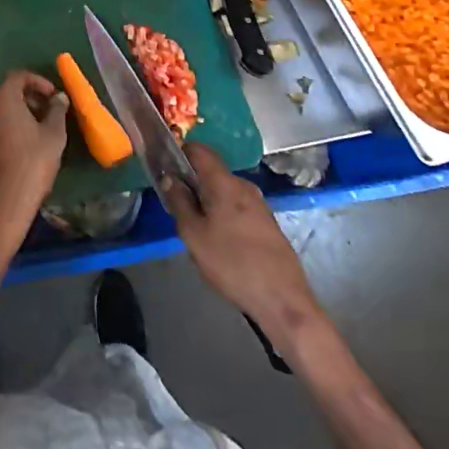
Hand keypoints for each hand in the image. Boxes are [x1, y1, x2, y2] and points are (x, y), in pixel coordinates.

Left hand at [0, 69, 66, 235]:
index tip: (55, 96)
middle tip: (52, 111)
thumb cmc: (33, 161)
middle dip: (32, 96)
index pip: (19, 76)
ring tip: (44, 127)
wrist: (6, 200)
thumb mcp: (54, 133)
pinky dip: (12, 122)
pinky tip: (29, 141)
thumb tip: (59, 98)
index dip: (40, 81)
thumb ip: (57, 110)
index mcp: (3, 98)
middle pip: (9, 90)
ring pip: (3, 107)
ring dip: (23, 110)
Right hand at [165, 143, 323, 335]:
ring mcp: (260, 204)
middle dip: (193, 184)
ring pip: (225, 192)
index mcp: (225, 183)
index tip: (166, 168)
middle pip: (213, 172)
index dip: (181, 152)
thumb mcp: (194, 235)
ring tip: (198, 230)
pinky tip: (220, 242)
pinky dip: (224, 214)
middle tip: (178, 209)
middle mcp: (245, 186)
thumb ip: (179, 202)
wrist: (282, 299)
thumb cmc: (232, 263)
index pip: (200, 150)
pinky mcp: (268, 223)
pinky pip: (238, 207)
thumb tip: (170, 178)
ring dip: (208, 202)